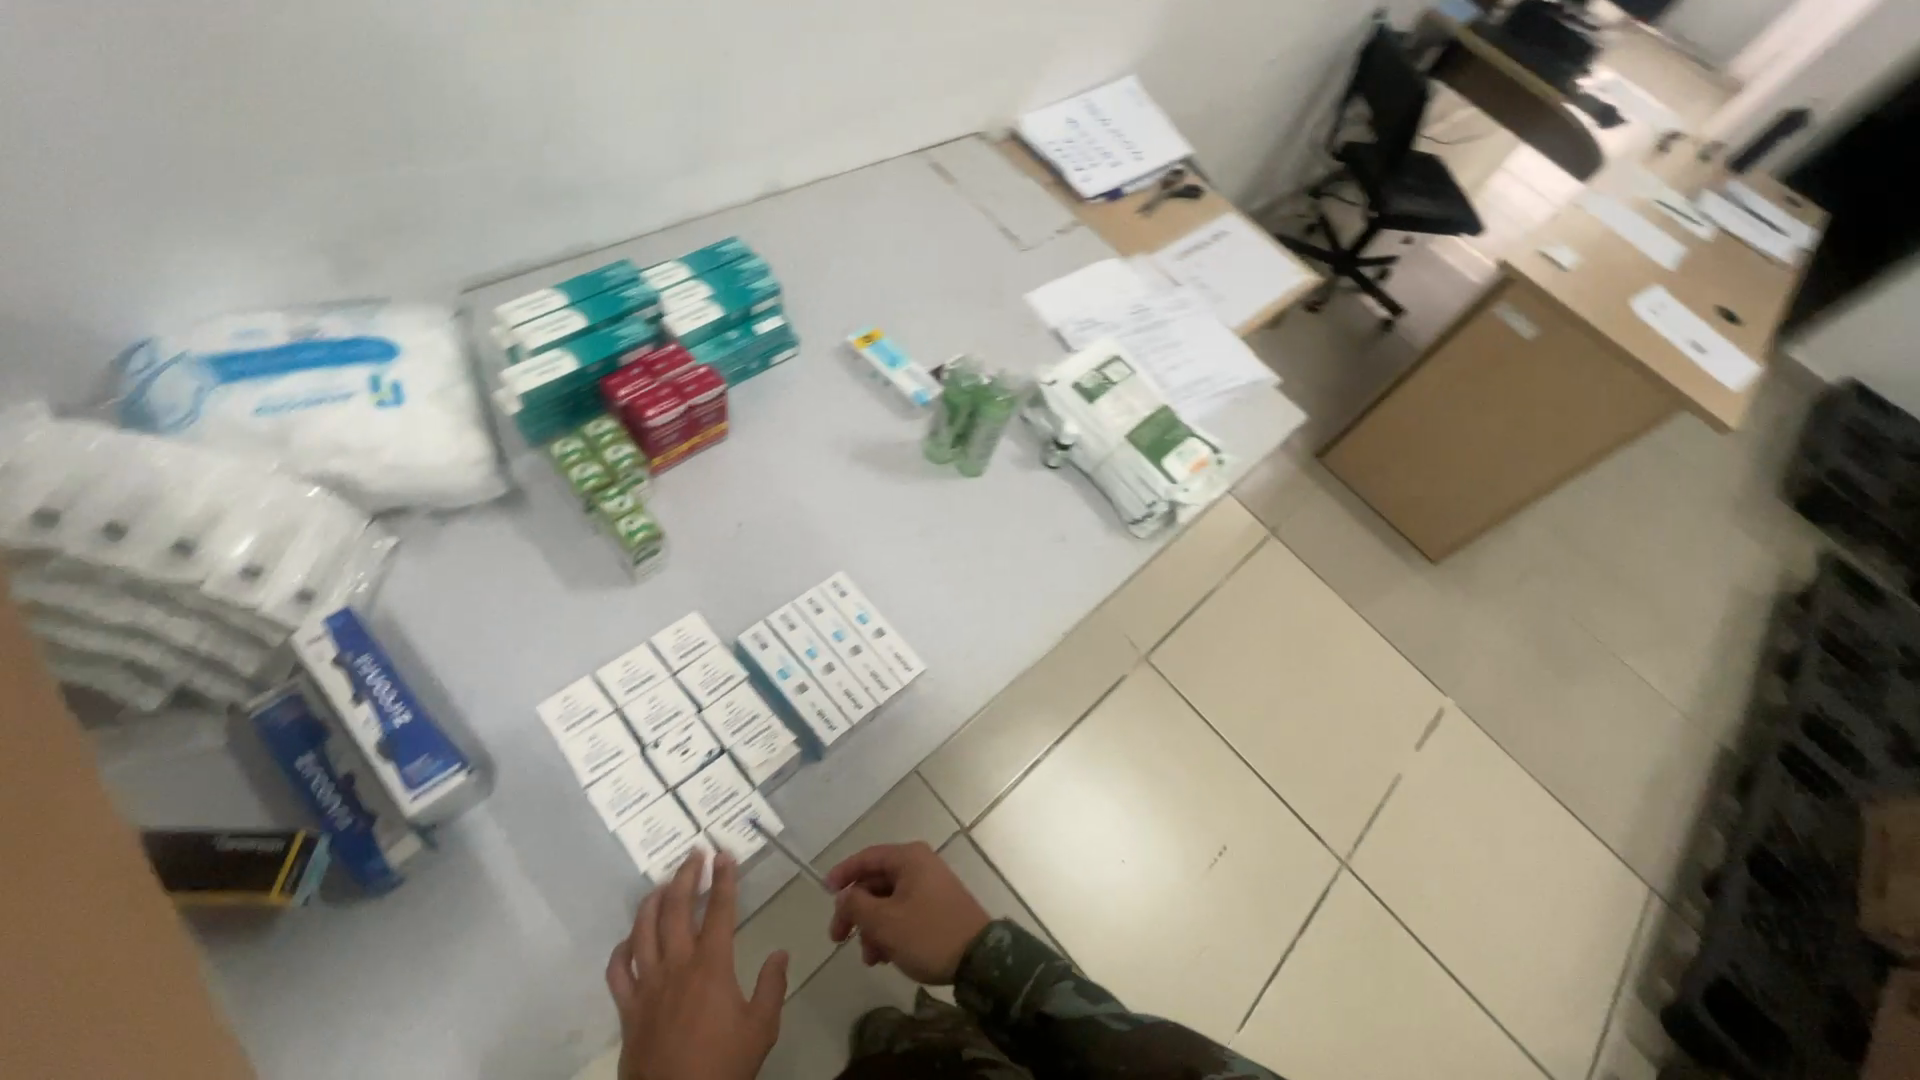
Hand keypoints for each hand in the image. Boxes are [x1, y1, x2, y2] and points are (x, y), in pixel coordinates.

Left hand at [607, 850, 788, 1079]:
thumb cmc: (723, 1066)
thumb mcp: (761, 1028)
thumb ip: (772, 986)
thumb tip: (780, 952)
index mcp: (712, 966)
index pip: (719, 910)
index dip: (724, 879)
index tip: (725, 855)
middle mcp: (676, 966)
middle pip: (676, 909)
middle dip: (685, 876)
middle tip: (694, 854)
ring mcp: (647, 985)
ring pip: (643, 931)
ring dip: (652, 901)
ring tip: (662, 883)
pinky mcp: (627, 1008)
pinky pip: (617, 971)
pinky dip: (622, 949)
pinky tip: (629, 939)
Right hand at [825, 842, 990, 984]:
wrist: (979, 959)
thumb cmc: (928, 934)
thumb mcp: (885, 922)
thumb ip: (857, 905)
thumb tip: (844, 895)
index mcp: (909, 858)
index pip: (866, 858)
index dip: (842, 874)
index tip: (824, 893)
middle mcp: (920, 865)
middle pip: (875, 882)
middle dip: (856, 912)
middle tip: (838, 939)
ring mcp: (930, 886)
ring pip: (888, 902)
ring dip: (872, 928)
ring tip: (870, 957)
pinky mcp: (937, 907)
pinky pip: (904, 912)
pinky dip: (890, 931)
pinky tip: (885, 957)